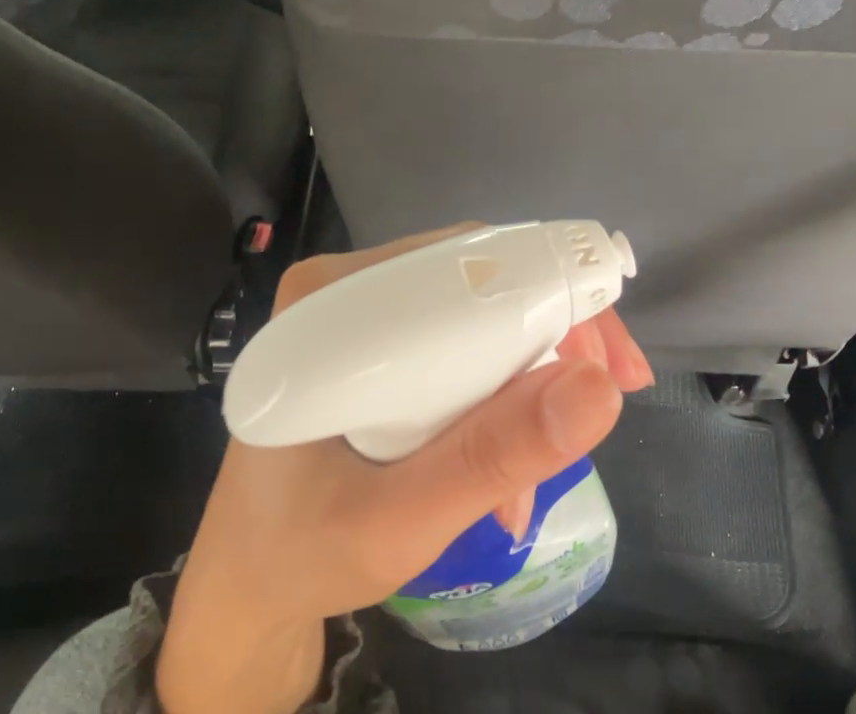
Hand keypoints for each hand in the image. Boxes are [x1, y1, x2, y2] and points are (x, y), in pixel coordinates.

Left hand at [158, 225, 652, 713]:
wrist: (245, 593)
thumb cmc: (302, 555)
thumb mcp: (398, 518)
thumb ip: (491, 455)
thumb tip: (598, 387)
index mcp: (332, 301)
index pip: (466, 262)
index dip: (552, 301)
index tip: (610, 367)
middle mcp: (347, 292)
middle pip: (480, 286)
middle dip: (551, 353)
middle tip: (597, 412)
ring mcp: (360, 322)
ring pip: (480, 323)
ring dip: (527, 392)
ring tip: (528, 487)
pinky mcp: (375, 355)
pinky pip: (461, 354)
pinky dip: (497, 407)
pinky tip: (502, 480)